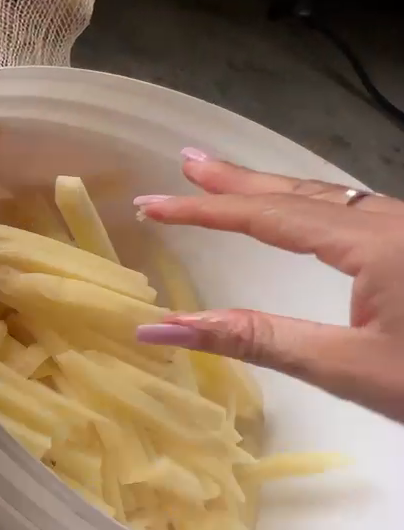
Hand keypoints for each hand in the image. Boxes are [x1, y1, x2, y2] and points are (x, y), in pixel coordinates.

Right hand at [133, 148, 403, 421]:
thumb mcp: (348, 367)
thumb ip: (250, 339)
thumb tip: (154, 329)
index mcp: (382, 247)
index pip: (270, 218)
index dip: (203, 209)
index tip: (148, 204)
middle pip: (306, 194)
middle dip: (240, 179)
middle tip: (188, 161)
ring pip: (339, 200)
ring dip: (276, 190)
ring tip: (230, 180)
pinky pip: (365, 214)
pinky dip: (315, 206)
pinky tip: (306, 212)